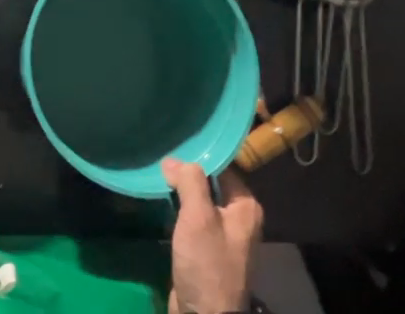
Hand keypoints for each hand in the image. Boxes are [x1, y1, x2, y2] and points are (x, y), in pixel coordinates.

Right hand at [165, 159, 261, 313]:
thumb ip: (190, 182)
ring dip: (182, 192)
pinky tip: (163, 202)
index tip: (177, 143)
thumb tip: (173, 160)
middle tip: (163, 157)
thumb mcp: (198, 217)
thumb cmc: (207, 262)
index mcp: (246, 206)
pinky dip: (180, 211)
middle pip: (212, 184)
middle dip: (188, 173)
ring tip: (159, 174)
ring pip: (201, 202)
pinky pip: (195, 220)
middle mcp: (240, 218)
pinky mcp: (209, 250)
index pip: (223, 167)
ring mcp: (225, 235)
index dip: (200, 155)